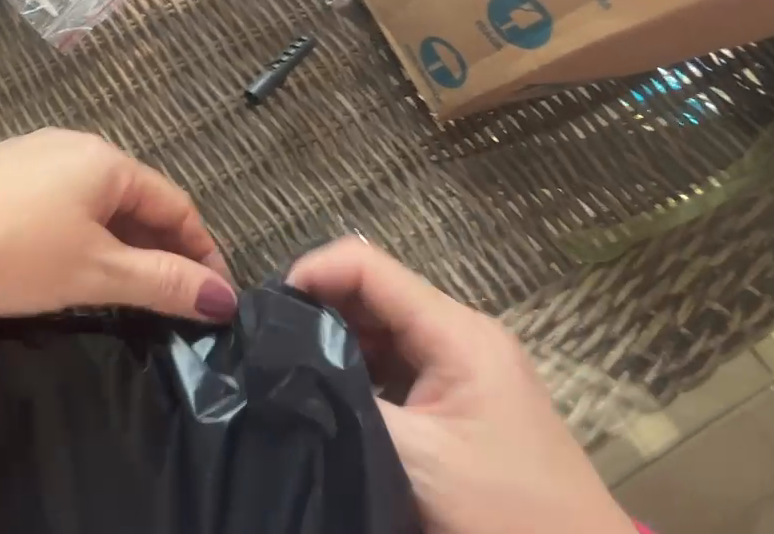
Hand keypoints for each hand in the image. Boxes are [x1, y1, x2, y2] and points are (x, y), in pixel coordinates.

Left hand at [0, 129, 237, 320]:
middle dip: (161, 248)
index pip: (174, 203)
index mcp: (104, 160)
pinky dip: (83, 232)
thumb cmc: (19, 253)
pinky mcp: (3, 173)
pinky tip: (75, 263)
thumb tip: (222, 299)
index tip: (216, 300)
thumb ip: (163, 282)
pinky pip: (62, 201)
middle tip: (176, 301)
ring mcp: (33, 155)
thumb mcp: (97, 272)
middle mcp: (72, 145)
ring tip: (131, 290)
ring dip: (122, 242)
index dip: (201, 252)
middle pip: (135, 198)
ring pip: (97, 201)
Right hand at [290, 240, 630, 533]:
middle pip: (368, 287)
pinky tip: (330, 393)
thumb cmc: (505, 515)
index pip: (363, 264)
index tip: (268, 315)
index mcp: (456, 332)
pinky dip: (355, 365)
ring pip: (376, 321)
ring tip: (291, 369)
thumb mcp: (412, 458)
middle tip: (271, 346)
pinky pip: (392, 355)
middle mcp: (460, 331)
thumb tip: (273, 366)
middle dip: (314, 307)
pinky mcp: (459, 390)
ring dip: (331, 338)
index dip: (309, 273)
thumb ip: (340, 399)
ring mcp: (462, 360)